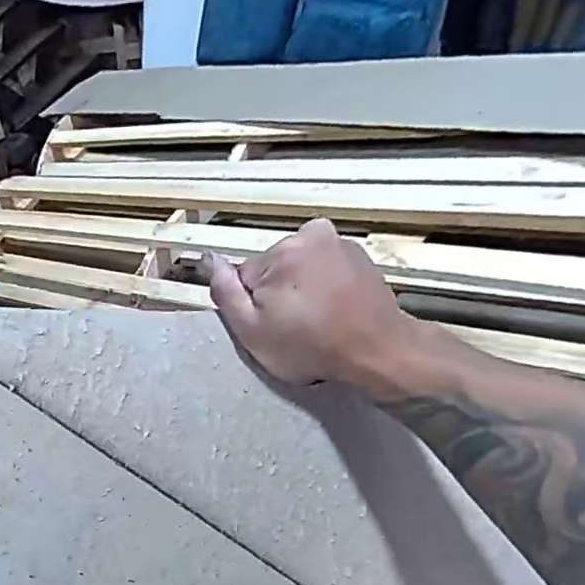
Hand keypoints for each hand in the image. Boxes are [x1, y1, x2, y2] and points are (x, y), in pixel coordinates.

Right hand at [208, 218, 458, 391]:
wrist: (376, 350)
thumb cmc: (311, 348)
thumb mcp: (252, 331)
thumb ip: (225, 292)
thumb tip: (208, 260)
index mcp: (280, 252)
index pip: (243, 277)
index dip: (251, 306)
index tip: (269, 326)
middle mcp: (309, 235)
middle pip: (271, 268)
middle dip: (276, 295)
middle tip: (292, 327)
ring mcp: (337, 241)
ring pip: (297, 267)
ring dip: (300, 290)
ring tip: (315, 321)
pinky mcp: (357, 253)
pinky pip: (323, 267)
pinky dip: (323, 286)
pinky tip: (330, 311)